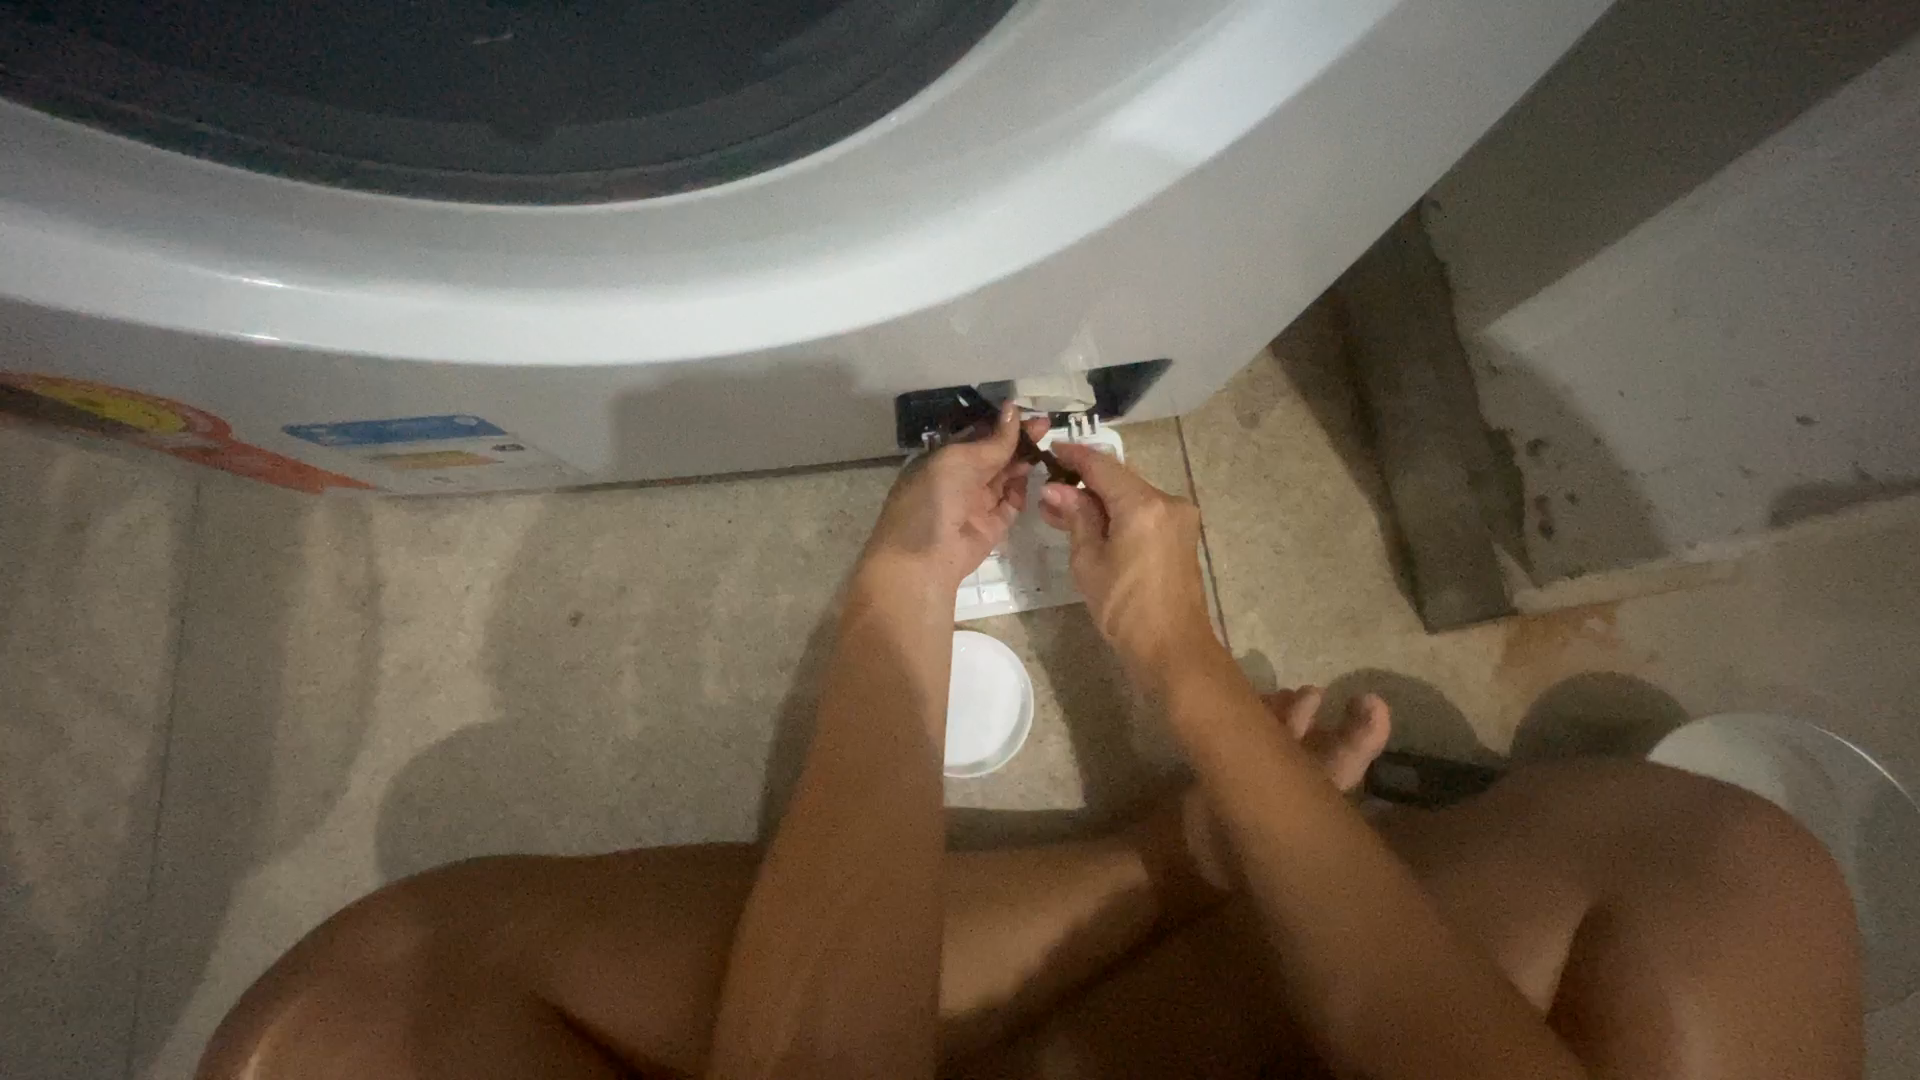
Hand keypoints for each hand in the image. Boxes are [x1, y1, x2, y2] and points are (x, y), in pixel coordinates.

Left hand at [861, 404, 1050, 592]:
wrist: (922, 561)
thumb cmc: (930, 500)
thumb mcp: (957, 461)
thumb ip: (991, 441)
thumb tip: (1013, 409)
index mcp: (941, 460)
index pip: (976, 436)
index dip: (1001, 425)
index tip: (1028, 413)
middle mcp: (958, 480)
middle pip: (994, 455)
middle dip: (1018, 441)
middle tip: (1046, 427)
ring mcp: (975, 504)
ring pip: (1004, 477)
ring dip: (1022, 463)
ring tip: (1043, 449)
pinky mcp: (990, 527)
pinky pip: (1010, 504)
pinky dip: (1021, 491)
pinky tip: (1032, 476)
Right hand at [1037, 443, 1215, 684]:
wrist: (1171, 649)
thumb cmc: (1123, 608)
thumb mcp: (1089, 561)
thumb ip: (1076, 517)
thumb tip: (1056, 490)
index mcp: (1143, 505)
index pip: (1102, 466)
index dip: (1074, 456)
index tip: (1051, 450)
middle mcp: (1167, 502)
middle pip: (1119, 480)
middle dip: (1084, 483)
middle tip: (1048, 491)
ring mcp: (1178, 519)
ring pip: (1131, 497)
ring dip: (1099, 501)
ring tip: (1061, 511)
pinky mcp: (1180, 537)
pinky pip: (1143, 514)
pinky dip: (1117, 515)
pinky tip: (1089, 525)